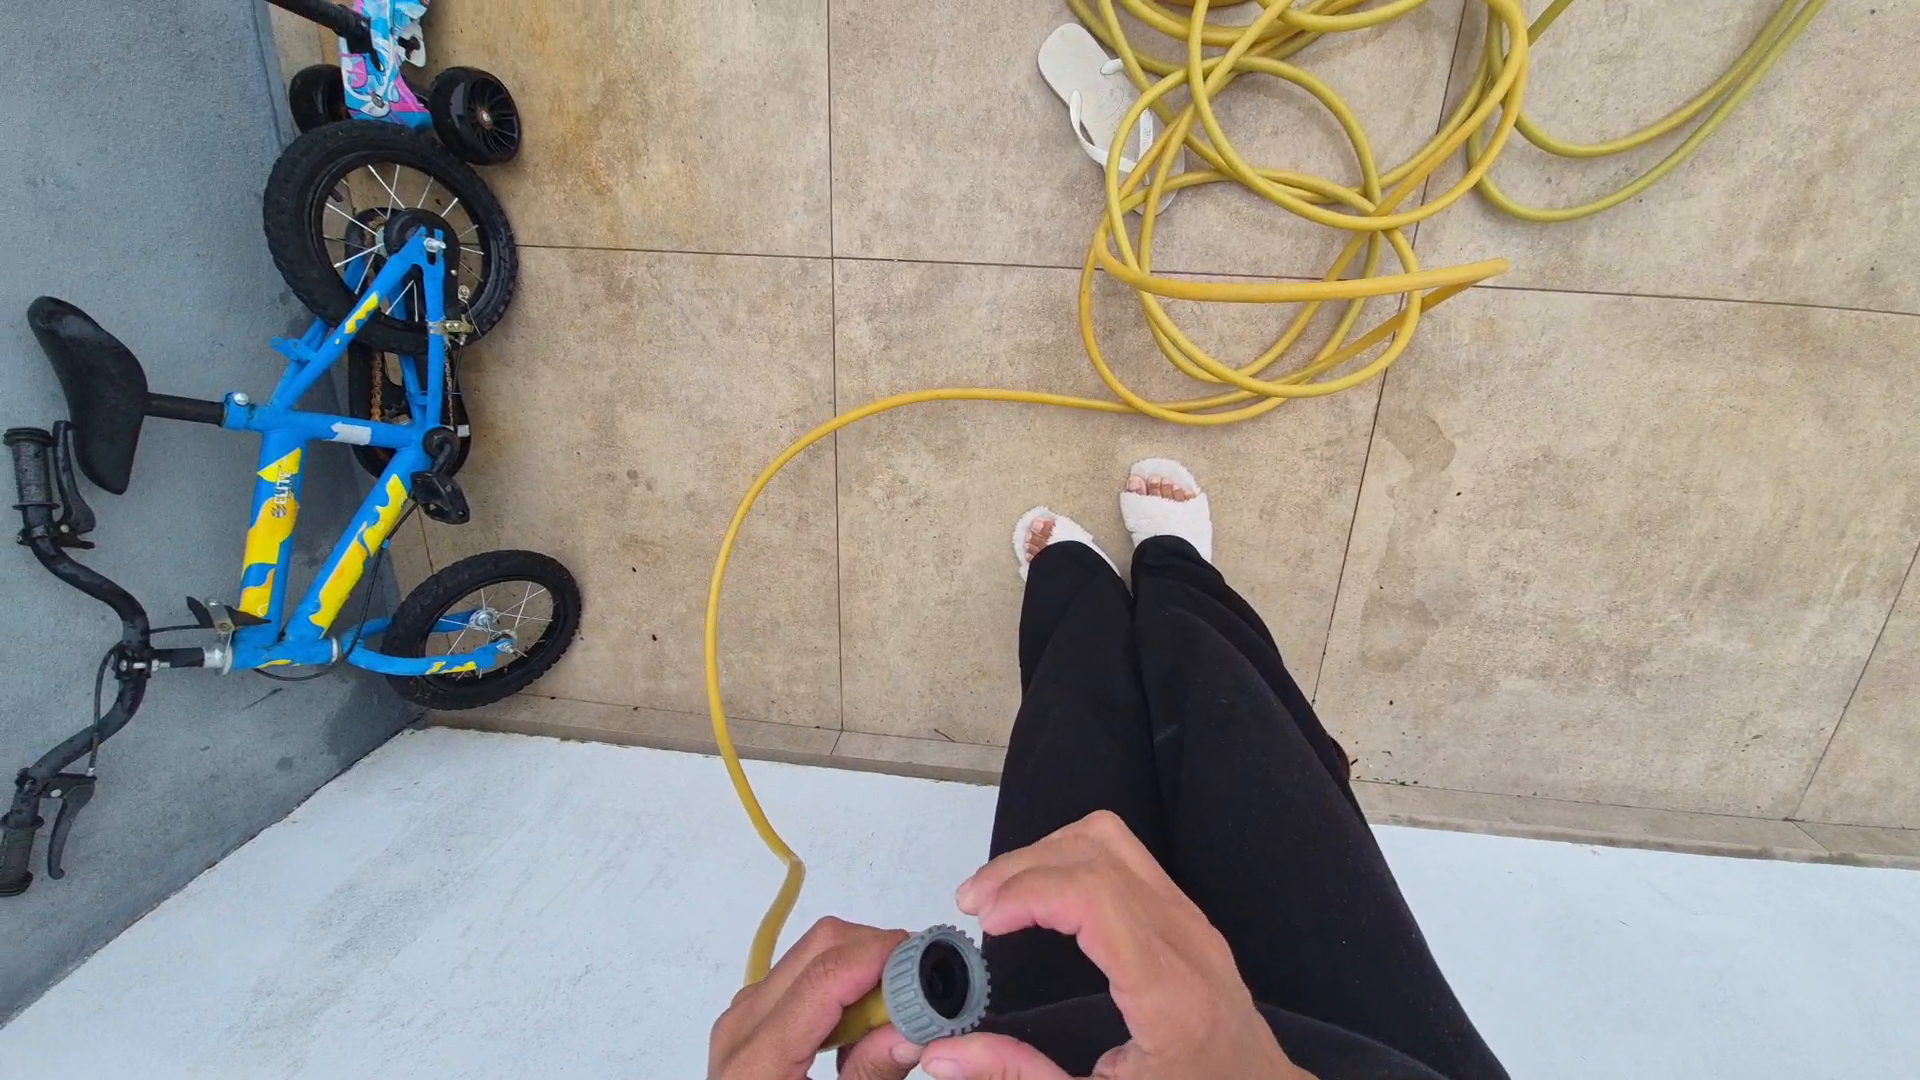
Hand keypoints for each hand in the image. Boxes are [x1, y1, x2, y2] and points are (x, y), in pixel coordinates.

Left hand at [708, 917, 922, 1079]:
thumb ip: (871, 1076)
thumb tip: (912, 1029)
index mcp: (756, 1061)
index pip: (824, 977)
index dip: (878, 956)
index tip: (924, 959)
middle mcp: (744, 1019)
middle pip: (821, 944)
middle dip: (875, 948)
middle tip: (915, 980)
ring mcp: (745, 1008)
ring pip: (815, 946)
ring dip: (861, 960)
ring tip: (889, 1006)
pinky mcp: (752, 1006)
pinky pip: (804, 965)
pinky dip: (842, 975)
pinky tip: (858, 1018)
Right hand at [920, 811, 1313, 1079]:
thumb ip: (1019, 1076)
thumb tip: (941, 1054)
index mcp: (1168, 989)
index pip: (1092, 894)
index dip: (1027, 891)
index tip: (981, 917)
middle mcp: (1183, 934)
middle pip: (1092, 850)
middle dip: (1020, 866)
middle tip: (973, 903)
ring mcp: (1188, 915)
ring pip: (1107, 835)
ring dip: (1044, 851)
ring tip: (1002, 891)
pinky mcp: (1183, 910)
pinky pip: (1120, 850)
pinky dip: (1068, 855)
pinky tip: (1042, 890)